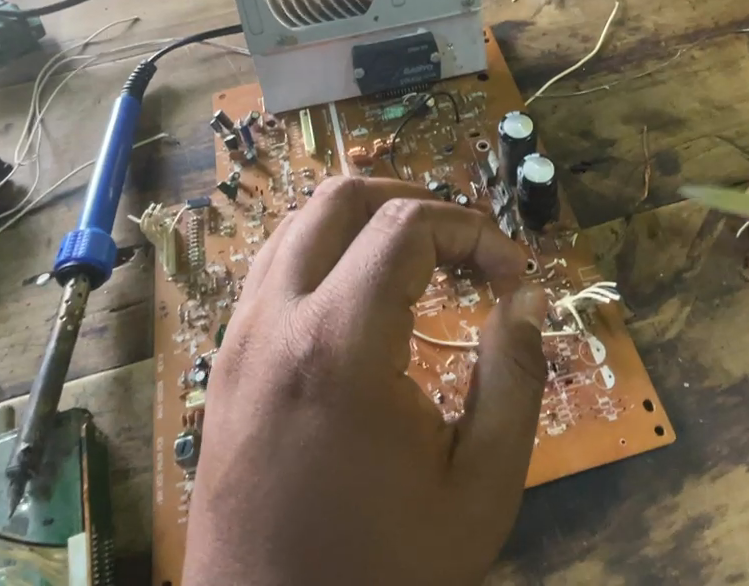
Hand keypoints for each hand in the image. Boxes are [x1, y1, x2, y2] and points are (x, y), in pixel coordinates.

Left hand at [183, 177, 547, 585]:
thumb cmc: (384, 571)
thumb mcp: (479, 487)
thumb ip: (514, 379)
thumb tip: (524, 298)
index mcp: (339, 344)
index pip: (406, 227)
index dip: (472, 231)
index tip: (511, 275)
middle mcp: (276, 319)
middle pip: (340, 199)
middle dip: (414, 201)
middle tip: (465, 245)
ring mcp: (239, 337)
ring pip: (297, 223)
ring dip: (363, 221)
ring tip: (418, 258)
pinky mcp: (225, 361)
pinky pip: (271, 268)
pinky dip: (323, 251)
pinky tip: (360, 294)